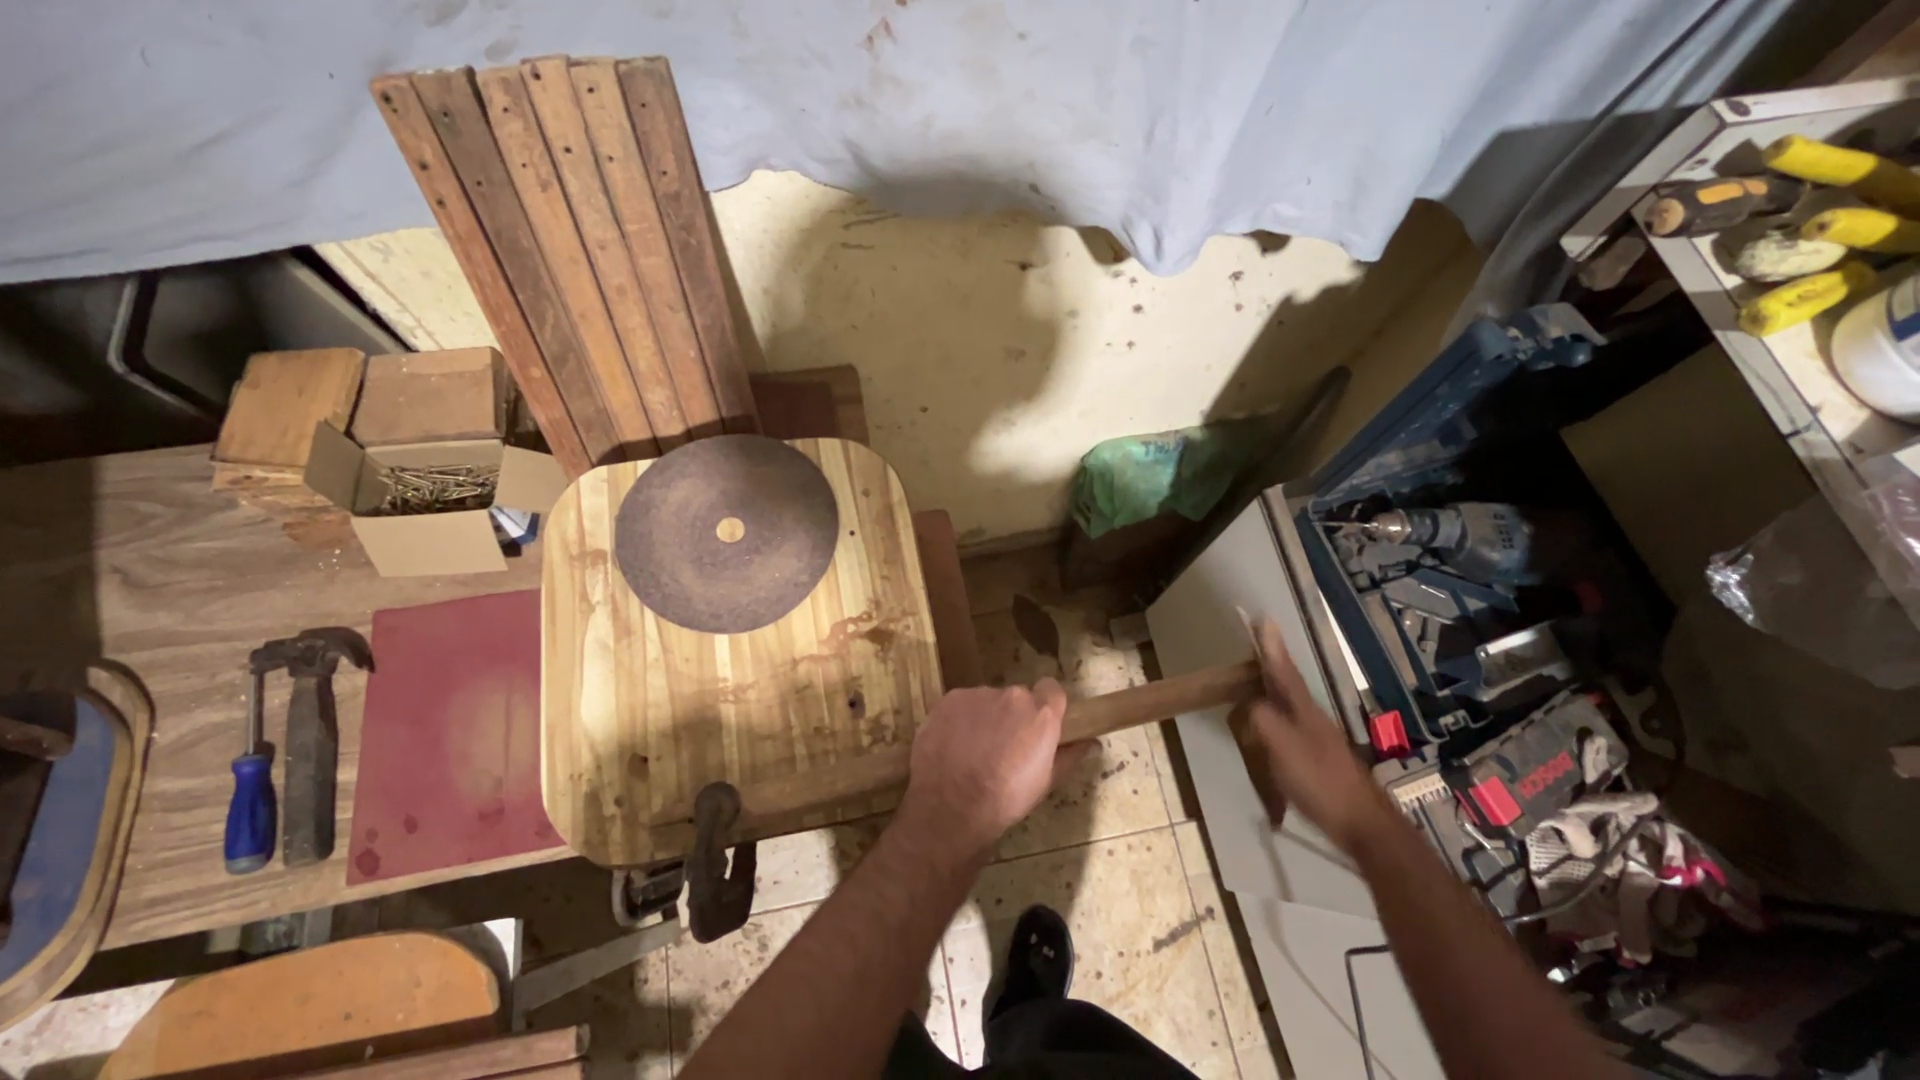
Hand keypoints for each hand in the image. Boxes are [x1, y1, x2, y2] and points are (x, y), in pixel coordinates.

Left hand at [900, 680, 1085, 857]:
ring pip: (988, 701)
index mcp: (1041, 714)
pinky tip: (954, 745)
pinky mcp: (949, 699)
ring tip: (975, 750)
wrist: (950, 806)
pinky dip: (961, 719)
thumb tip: (1092, 742)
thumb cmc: (1005, 799)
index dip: (1046, 705)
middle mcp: (1012, 696)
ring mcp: (978, 695)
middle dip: (1013, 715)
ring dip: (986, 717)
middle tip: (1004, 746)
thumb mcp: (1045, 782)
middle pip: (1018, 697)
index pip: (1052, 689)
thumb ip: (1070, 755)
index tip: (1038, 726)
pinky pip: (963, 704)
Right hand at [1235, 617, 1395, 856]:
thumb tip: (1250, 704)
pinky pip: (1287, 728)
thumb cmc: (1320, 782)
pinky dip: (1272, 720)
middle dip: (1270, 663)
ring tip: (1254, 680)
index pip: (1282, 671)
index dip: (1271, 647)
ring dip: (1271, 689)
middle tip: (1255, 643)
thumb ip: (1263, 720)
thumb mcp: (1283, 747)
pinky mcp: (1316, 759)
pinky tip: (1266, 731)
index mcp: (1303, 711)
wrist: (1362, 824)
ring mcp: (1317, 739)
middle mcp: (1311, 718)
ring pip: (1288, 705)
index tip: (1263, 618)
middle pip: (1286, 684)